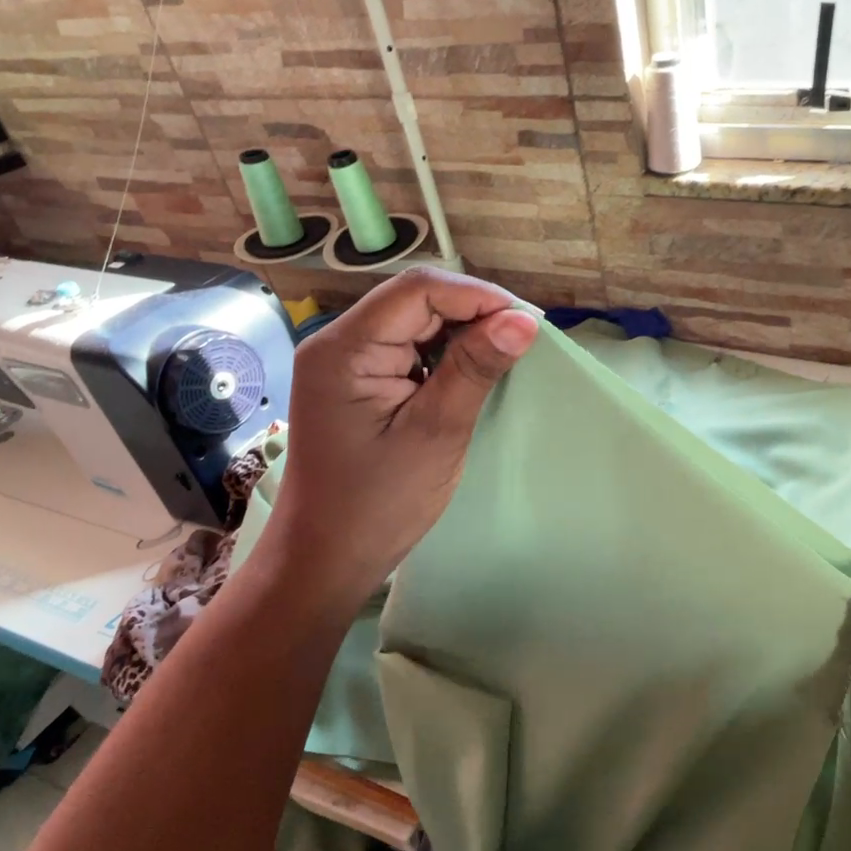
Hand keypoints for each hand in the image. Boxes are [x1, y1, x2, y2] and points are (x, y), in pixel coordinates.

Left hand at [273, 268, 537, 589]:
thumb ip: (475, 369)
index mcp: (344, 348)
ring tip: (502, 360)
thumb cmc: (378, 504)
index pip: (418, 291)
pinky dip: (444, 356)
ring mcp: (344, 363)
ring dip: (461, 335)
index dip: (477, 297)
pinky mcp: (356, 383)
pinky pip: (407, 350)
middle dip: (472, 314)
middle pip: (414, 301)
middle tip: (521, 343)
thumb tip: (523, 320)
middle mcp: (337, 343)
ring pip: (414, 323)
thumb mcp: (436, 432)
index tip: (526, 325)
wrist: (324, 560)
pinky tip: (470, 375)